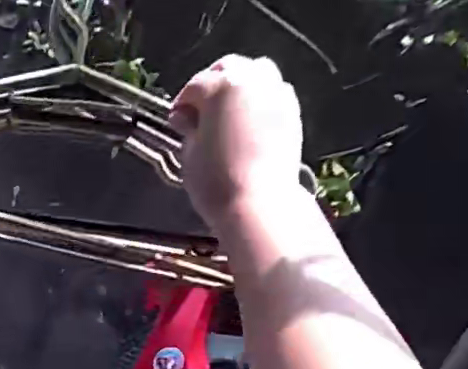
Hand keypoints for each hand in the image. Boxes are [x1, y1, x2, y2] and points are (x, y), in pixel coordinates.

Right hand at [169, 56, 303, 228]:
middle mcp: (252, 79)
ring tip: (224, 114)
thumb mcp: (190, 155)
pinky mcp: (291, 108)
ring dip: (236, 88)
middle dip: (210, 85)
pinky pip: (270, 93)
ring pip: (254, 74)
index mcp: (221, 88)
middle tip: (198, 112)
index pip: (195, 85)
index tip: (175, 120)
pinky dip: (255, 100)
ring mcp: (276, 91)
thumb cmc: (215, 181)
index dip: (181, 102)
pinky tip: (245, 124)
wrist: (258, 201)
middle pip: (227, 69)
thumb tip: (184, 117)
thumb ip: (188, 129)